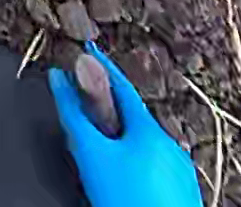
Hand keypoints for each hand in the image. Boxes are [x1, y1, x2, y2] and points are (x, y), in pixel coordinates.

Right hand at [48, 42, 203, 206]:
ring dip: (121, 137)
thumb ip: (73, 114)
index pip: (122, 86)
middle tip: (86, 103)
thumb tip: (57, 78)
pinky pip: (154, 167)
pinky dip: (135, 161)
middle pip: (133, 116)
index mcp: (151, 131)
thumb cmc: (127, 202)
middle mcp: (171, 148)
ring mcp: (181, 176)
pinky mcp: (183, 199)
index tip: (89, 49)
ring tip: (100, 146)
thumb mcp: (91, 154)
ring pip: (144, 144)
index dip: (103, 66)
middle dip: (110, 108)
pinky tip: (120, 176)